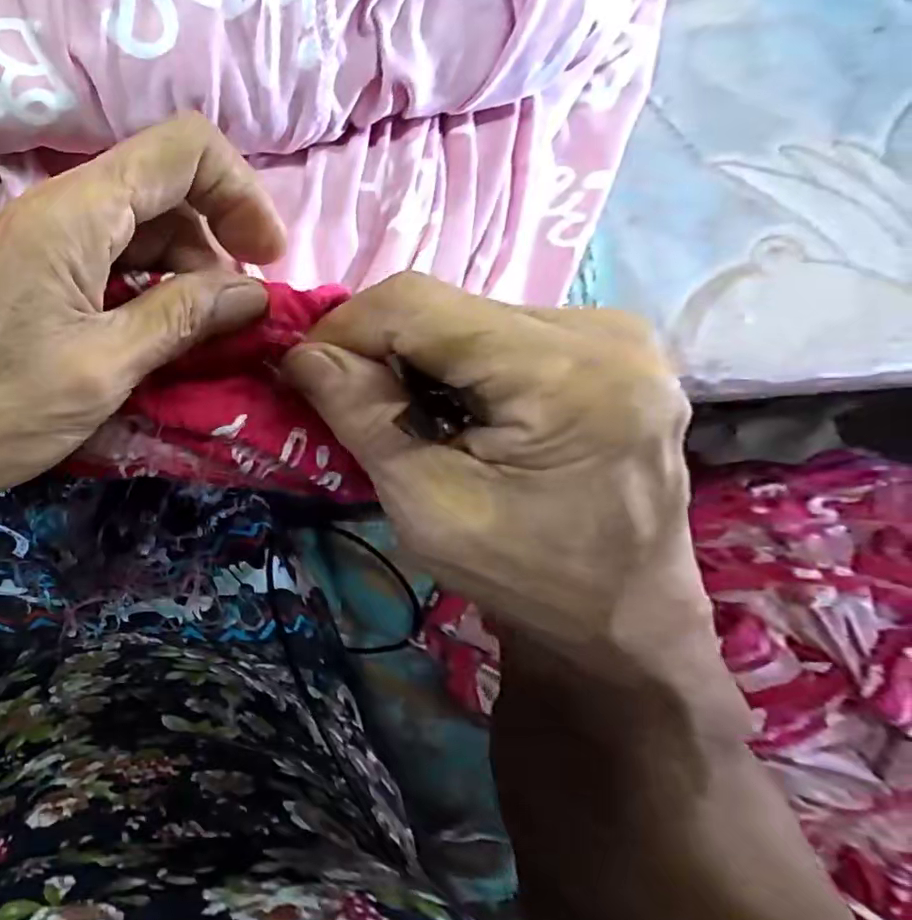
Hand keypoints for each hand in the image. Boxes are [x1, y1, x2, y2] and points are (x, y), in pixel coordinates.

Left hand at [0, 114, 284, 587]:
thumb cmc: (0, 410)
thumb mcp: (105, 366)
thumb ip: (183, 316)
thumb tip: (253, 290)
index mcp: (72, 212)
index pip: (182, 148)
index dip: (239, 191)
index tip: (266, 259)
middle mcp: (50, 210)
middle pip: (157, 189)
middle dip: (210, 241)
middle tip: (232, 316)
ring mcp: (31, 244)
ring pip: (128, 230)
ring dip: (174, 272)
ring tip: (196, 335)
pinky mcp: (21, 278)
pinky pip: (95, 261)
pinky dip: (134, 289)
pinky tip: (148, 335)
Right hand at [280, 272, 721, 684]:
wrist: (621, 616)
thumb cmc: (523, 573)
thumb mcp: (424, 502)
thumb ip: (362, 416)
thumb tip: (298, 353)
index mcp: (568, 372)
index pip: (414, 304)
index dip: (340, 331)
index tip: (303, 379)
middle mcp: (599, 331)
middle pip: (434, 304)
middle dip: (368, 347)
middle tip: (342, 404)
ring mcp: (606, 334)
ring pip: (452, 312)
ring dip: (399, 356)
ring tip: (391, 415)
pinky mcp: (596, 347)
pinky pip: (481, 329)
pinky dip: (436, 362)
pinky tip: (438, 409)